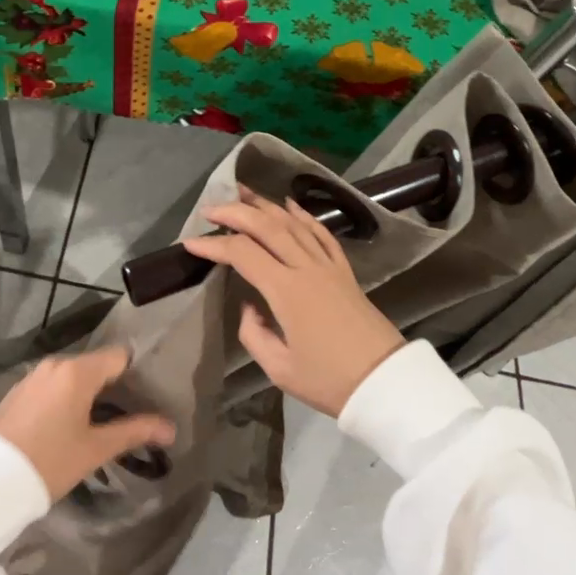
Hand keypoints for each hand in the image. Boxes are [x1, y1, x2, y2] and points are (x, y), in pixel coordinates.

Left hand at [0, 346, 175, 498]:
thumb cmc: (49, 461)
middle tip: (130, 411)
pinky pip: (52, 385)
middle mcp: (55, 364)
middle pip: (95, 364)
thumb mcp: (95, 449)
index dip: (136, 372)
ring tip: (102, 420)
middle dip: (113, 384)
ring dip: (88, 392)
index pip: (119, 356)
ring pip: (72, 376)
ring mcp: (33, 376)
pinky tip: (69, 423)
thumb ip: (134, 432)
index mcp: (77, 371)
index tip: (148, 394)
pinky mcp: (18, 391)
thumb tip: (170, 428)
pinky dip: (66, 397)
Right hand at [181, 188, 403, 416]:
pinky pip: (321, 233)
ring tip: (242, 193)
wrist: (385, 381)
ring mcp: (328, 265)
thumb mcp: (280, 369)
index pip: (242, 254)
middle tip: (210, 209)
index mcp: (286, 290)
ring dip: (265, 205)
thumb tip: (250, 308)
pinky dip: (303, 215)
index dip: (213, 245)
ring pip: (292, 223)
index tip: (190, 243)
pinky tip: (289, 205)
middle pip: (266, 226)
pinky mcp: (344, 271)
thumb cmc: (329, 380)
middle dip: (235, 212)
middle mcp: (306, 267)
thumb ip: (253, 334)